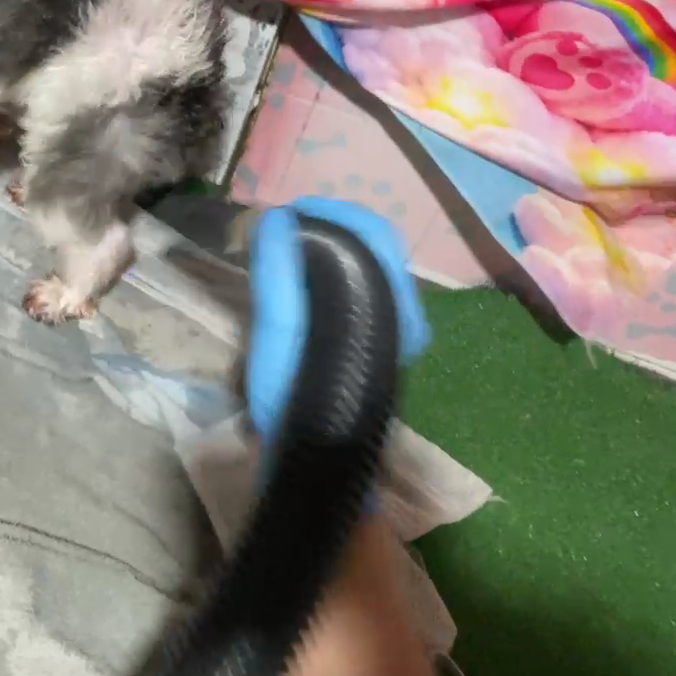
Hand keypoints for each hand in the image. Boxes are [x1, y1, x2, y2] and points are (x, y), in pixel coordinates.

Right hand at [246, 198, 429, 444]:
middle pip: (373, 245)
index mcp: (391, 309)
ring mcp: (391, 328)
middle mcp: (402, 313)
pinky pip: (358, 287)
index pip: (371, 237)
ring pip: (366, 264)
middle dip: (328, 226)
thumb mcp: (282, 334)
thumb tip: (274, 220)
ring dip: (328, 246)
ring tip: (286, 245)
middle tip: (283, 226)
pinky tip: (301, 276)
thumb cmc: (298, 399)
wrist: (314, 460)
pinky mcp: (374, 340)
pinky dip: (330, 270)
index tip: (287, 214)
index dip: (330, 215)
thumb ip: (280, 276)